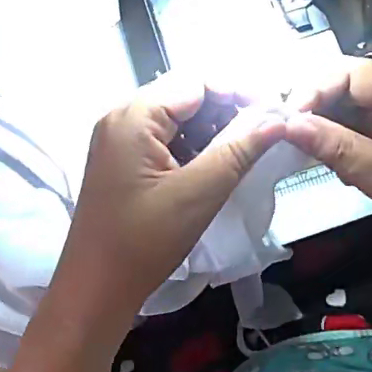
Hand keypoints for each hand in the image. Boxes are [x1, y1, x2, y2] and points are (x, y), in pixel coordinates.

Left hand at [49, 76, 284, 334]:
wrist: (95, 290)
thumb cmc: (144, 241)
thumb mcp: (198, 193)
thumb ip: (238, 149)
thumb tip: (276, 119)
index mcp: (134, 116)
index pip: (196, 81)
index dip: (238, 91)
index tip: (275, 113)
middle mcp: (121, 117)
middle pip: (185, 95)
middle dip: (227, 110)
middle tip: (265, 132)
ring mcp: (119, 139)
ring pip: (177, 117)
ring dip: (212, 129)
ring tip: (247, 150)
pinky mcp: (122, 161)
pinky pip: (164, 138)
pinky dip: (193, 145)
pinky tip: (216, 165)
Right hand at [284, 58, 371, 260]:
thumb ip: (338, 148)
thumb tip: (289, 124)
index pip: (353, 73)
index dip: (316, 89)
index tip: (289, 119)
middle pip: (347, 85)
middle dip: (315, 106)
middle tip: (284, 132)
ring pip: (348, 107)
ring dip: (323, 125)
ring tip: (298, 147)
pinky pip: (355, 128)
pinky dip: (336, 141)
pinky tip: (324, 161)